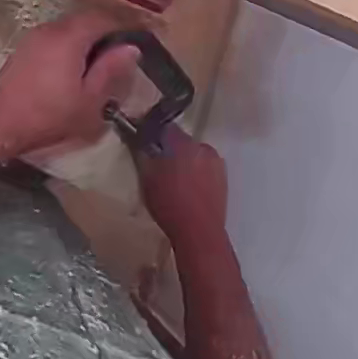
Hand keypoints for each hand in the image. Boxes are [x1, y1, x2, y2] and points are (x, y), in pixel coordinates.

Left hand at [0, 12, 140, 153]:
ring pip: (67, 28)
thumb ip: (110, 70)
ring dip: (84, 39)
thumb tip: (131, 48)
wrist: (2, 122)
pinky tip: (71, 68)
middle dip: (103, 33)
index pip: (102, 18)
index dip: (121, 27)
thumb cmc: (50, 114)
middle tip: (117, 57)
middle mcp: (50, 29)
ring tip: (96, 65)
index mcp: (69, 38)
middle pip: (83, 20)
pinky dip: (67, 45)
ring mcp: (34, 36)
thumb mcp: (90, 99)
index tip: (134, 43)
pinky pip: (52, 37)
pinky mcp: (23, 47)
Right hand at [136, 127, 228, 254]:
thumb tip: (134, 135)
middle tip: (157, 164)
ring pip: (193, 153)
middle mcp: (201, 146)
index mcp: (181, 143)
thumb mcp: (146, 177)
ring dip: (183, 159)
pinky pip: (204, 166)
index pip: (164, 126)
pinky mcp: (223, 177)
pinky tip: (187, 187)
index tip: (143, 141)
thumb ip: (141, 152)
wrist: (199, 232)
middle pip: (180, 139)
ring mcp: (215, 161)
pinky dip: (195, 171)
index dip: (151, 132)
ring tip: (173, 179)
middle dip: (168, 148)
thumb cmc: (168, 204)